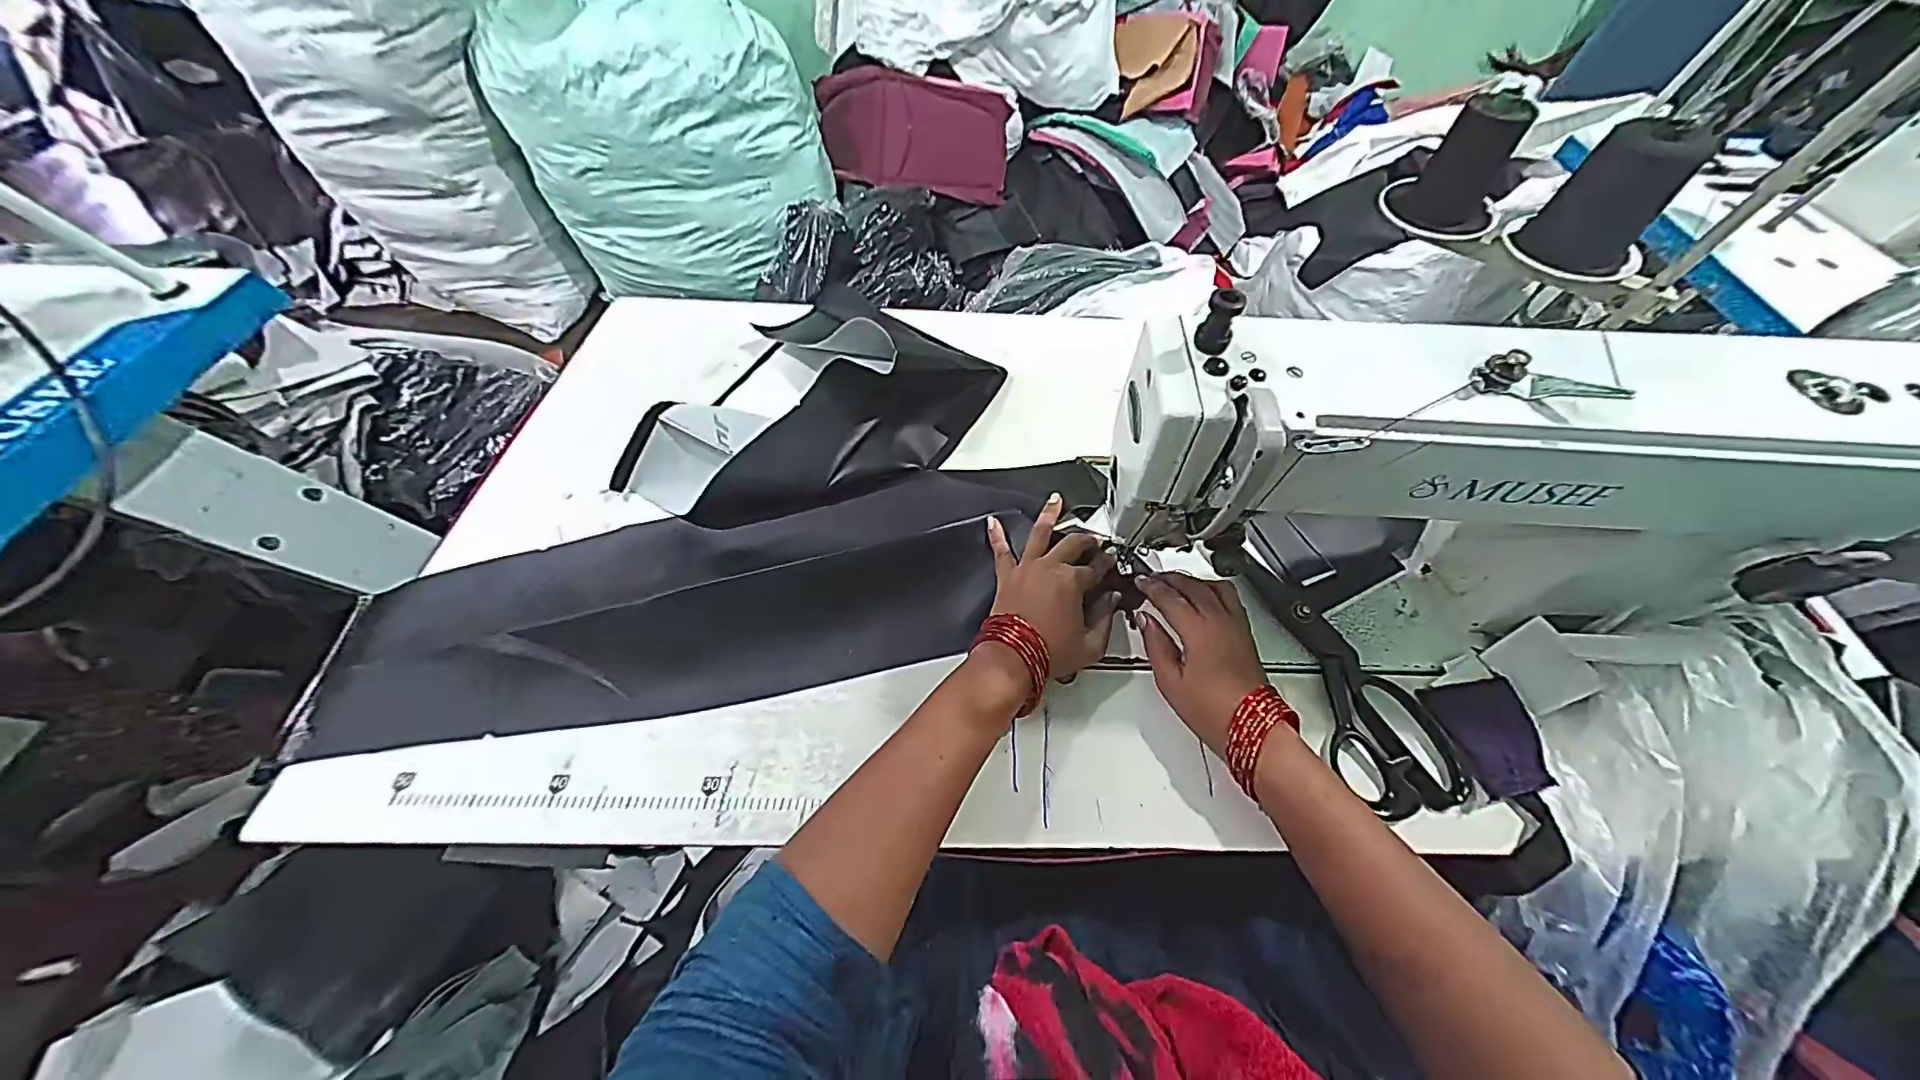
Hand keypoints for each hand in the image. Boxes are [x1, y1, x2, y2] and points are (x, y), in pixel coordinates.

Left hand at [984, 494, 1120, 682]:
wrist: (1012, 657)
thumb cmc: (1047, 652)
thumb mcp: (1091, 644)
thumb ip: (1106, 619)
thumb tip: (1112, 603)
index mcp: (1073, 582)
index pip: (1097, 567)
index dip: (1108, 564)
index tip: (1111, 563)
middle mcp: (1050, 568)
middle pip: (1074, 544)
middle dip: (1088, 539)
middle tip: (1094, 539)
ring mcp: (1027, 569)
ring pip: (1040, 533)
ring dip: (1049, 515)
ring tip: (1055, 502)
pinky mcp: (1007, 577)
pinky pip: (1001, 551)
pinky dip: (996, 535)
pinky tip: (993, 522)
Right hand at [1137, 572, 1268, 753]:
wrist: (1250, 726)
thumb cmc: (1214, 711)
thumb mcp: (1170, 681)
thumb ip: (1155, 645)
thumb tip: (1146, 622)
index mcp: (1199, 631)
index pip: (1170, 596)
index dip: (1152, 586)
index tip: (1141, 581)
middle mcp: (1221, 622)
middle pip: (1192, 585)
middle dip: (1169, 578)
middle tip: (1152, 578)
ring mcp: (1236, 625)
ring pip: (1214, 586)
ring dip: (1192, 580)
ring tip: (1175, 582)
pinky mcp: (1245, 633)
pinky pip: (1228, 597)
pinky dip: (1210, 588)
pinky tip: (1202, 594)